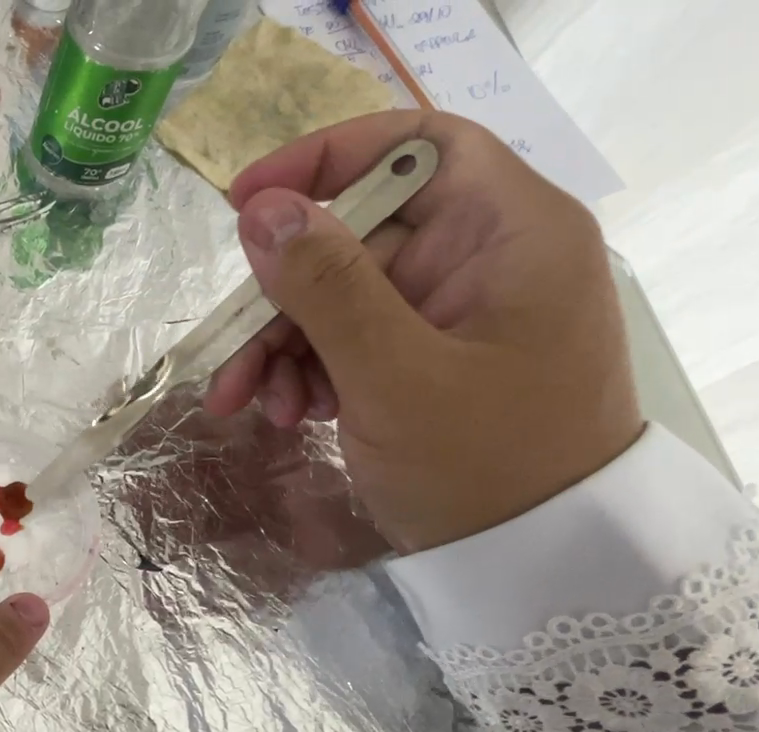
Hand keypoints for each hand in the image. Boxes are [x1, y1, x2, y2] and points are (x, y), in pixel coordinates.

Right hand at [201, 110, 642, 553]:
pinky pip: (345, 340)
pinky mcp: (423, 356)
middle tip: (228, 363)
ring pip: (336, 295)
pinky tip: (290, 416)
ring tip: (250, 407)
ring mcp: (448, 311)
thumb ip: (327, 286)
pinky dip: (305, 373)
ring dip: (280, 348)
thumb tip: (262, 210)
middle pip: (354, 238)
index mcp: (506, 233)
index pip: (414, 148)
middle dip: (279, 300)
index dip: (324, 160)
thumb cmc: (482, 463)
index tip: (244, 203)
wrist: (530, 557)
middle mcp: (479, 258)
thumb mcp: (392, 374)